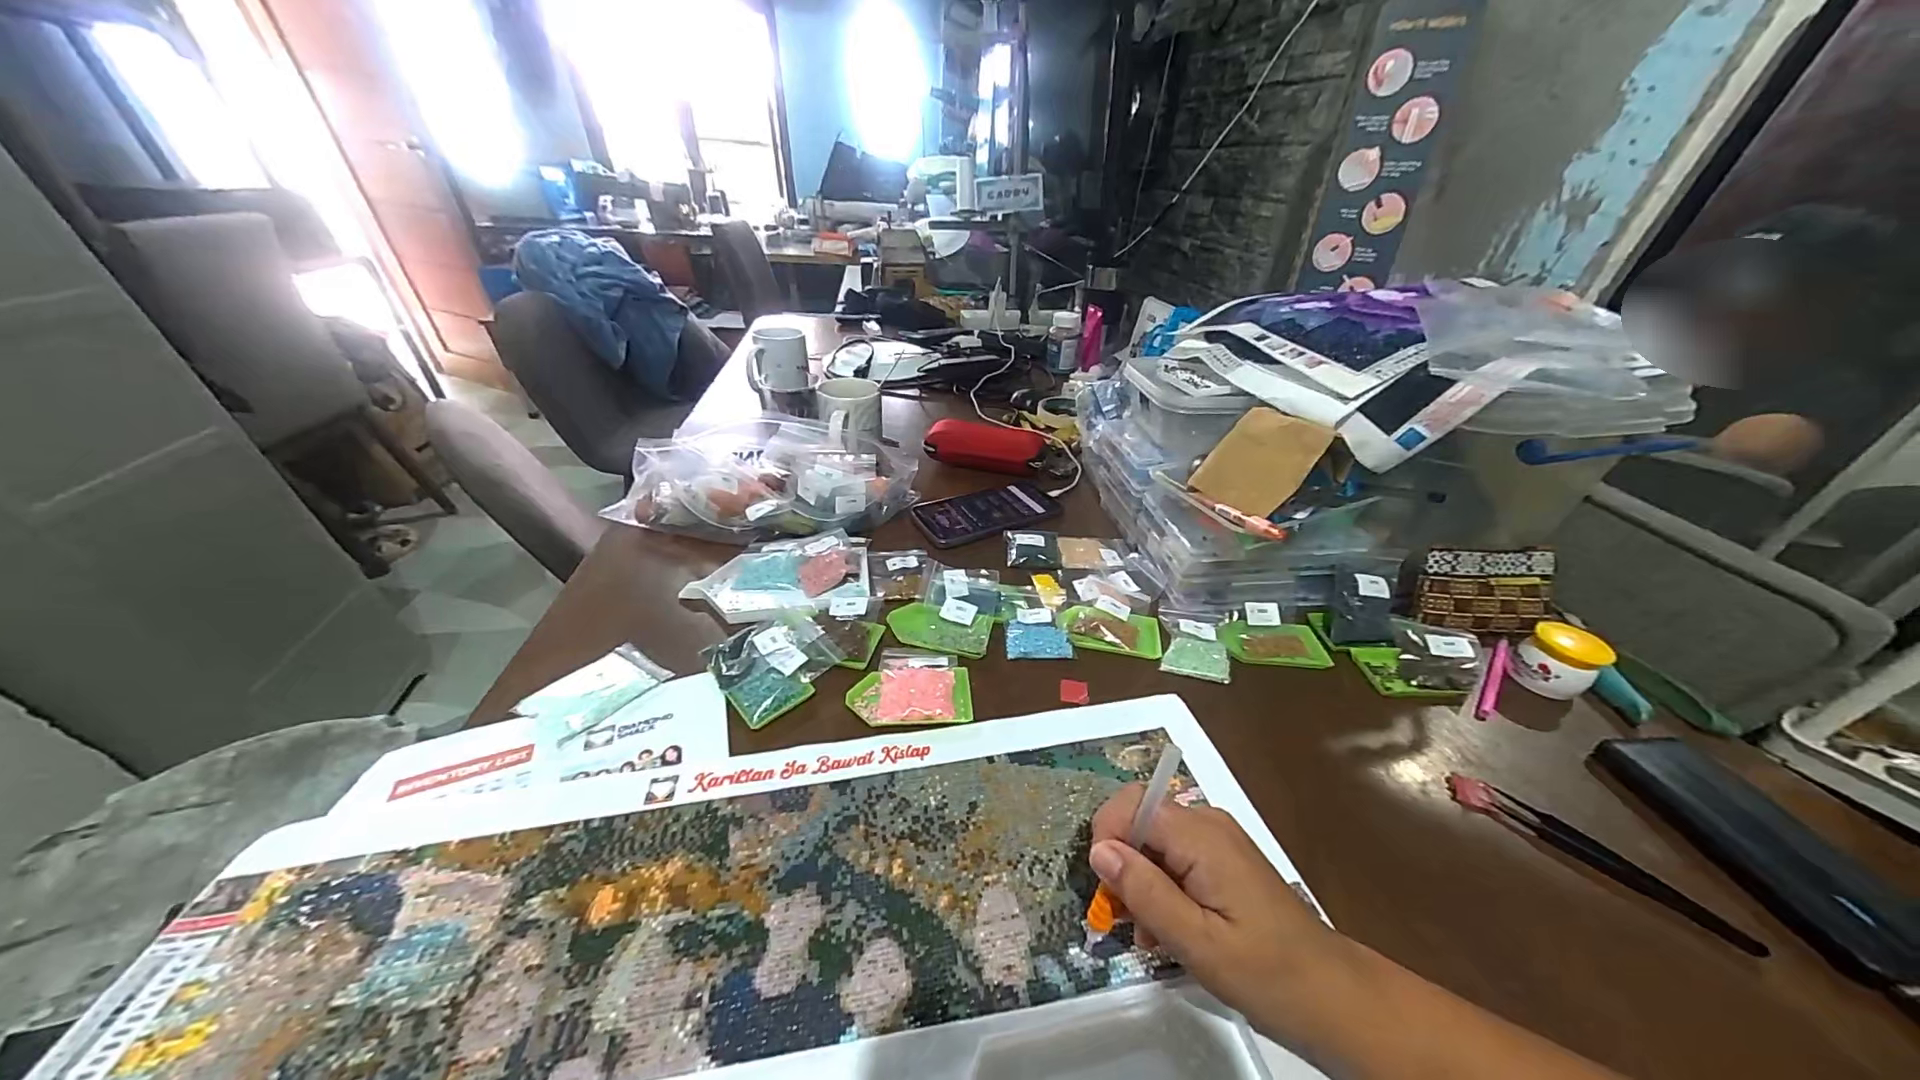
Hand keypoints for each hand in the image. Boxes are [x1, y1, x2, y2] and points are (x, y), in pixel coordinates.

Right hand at [1089, 784, 1347, 1034]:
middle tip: (1125, 919)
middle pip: (1141, 821)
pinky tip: (1168, 929)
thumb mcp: (1196, 941)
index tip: (1106, 887)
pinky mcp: (1222, 860)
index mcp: (1202, 835)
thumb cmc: (1269, 974)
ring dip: (1140, 883)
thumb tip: (1100, 850)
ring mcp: (1217, 841)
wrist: (1335, 997)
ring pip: (1154, 842)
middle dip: (1122, 865)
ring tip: (1149, 935)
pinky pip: (1174, 858)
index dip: (1108, 836)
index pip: (1133, 803)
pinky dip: (1160, 888)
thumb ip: (1145, 892)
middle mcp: (1207, 825)